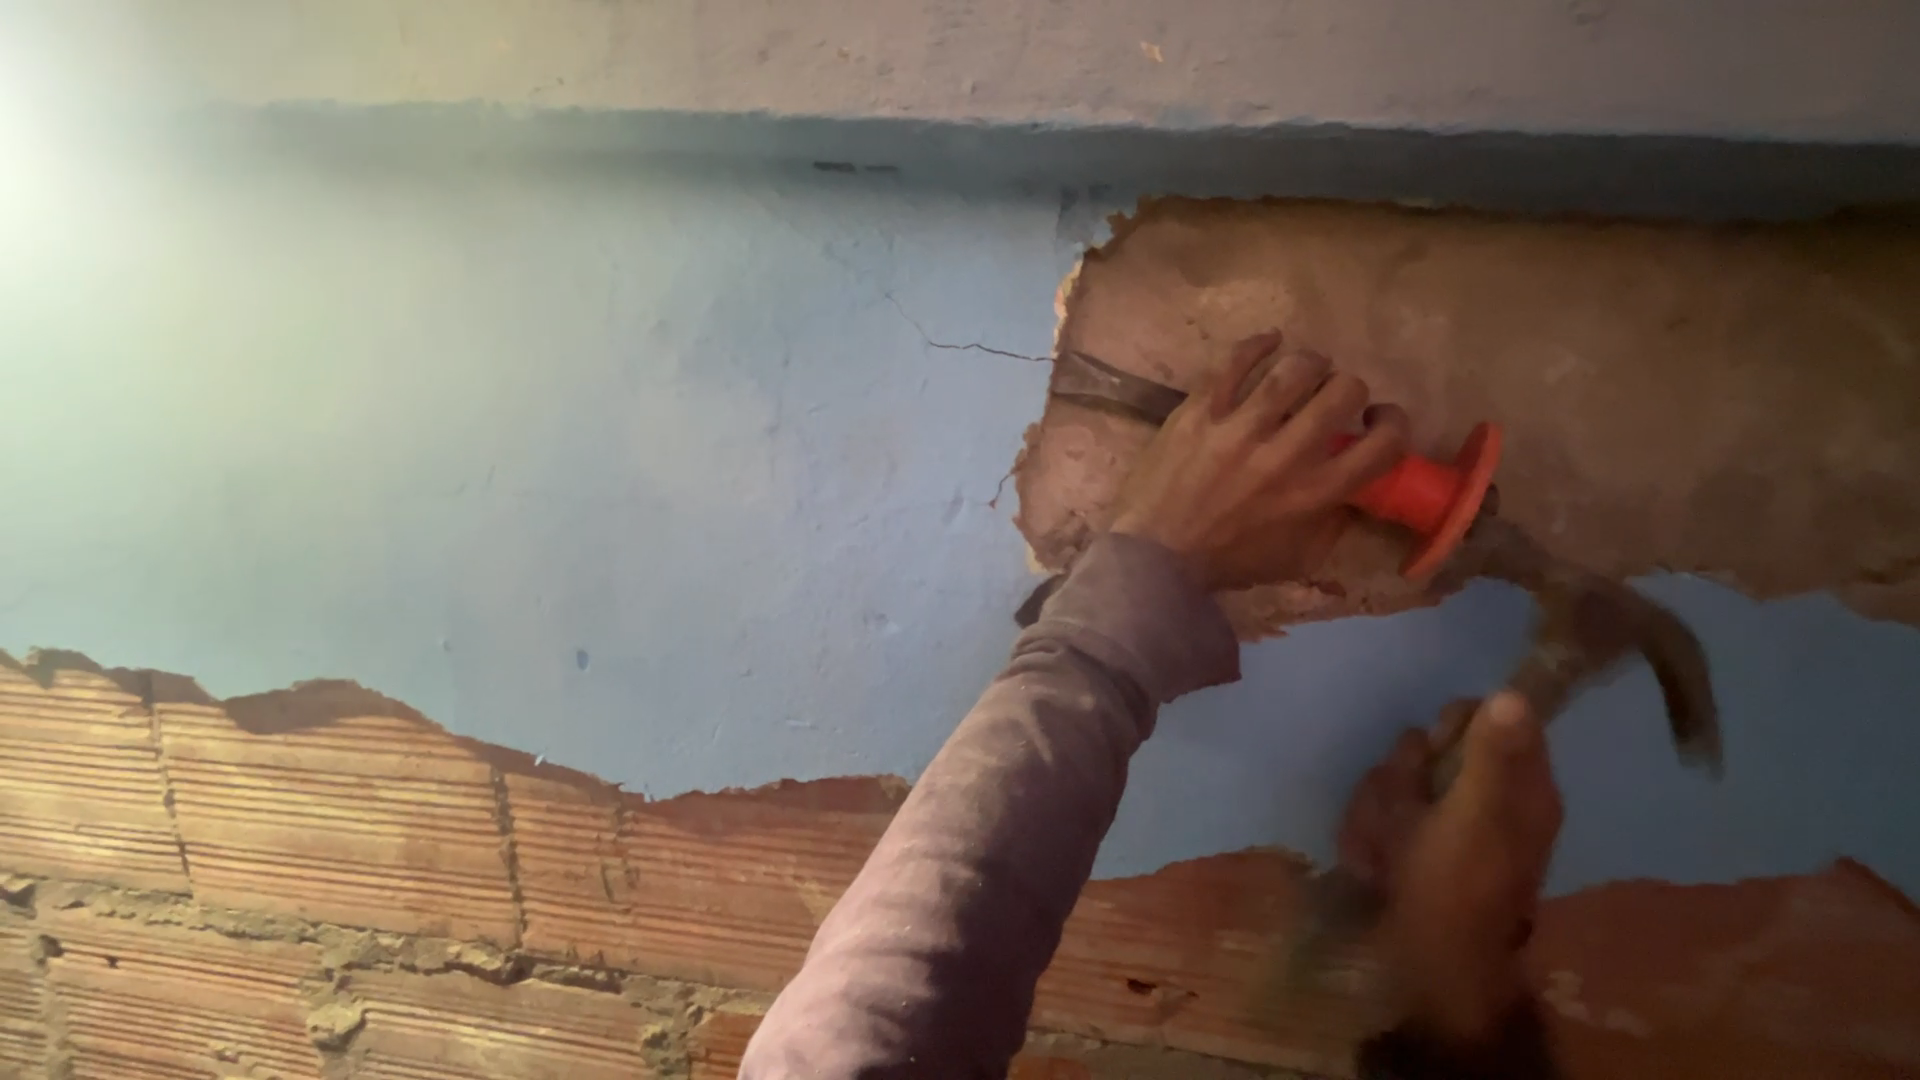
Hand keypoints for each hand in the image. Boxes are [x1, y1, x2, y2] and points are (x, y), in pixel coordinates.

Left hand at [1108, 331, 1410, 590]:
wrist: (1153, 558)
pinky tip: (1269, 341)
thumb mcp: (1295, 559)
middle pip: (1344, 390)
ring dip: (1309, 363)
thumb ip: (1333, 522)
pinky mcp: (1197, 413)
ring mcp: (1237, 429)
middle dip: (1348, 388)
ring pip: (1293, 369)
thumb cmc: (1225, 563)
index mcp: (1315, 493)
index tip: (1375, 420)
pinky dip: (1256, 345)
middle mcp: (1284, 454)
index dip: (1393, 422)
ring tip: (1305, 370)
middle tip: (1332, 396)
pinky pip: (1232, 363)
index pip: (1385, 443)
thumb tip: (1357, 488)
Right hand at [1337, 692, 1562, 1044]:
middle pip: (1430, 745)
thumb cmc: (1453, 884)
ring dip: (1380, 803)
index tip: (1435, 751)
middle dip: (1403, 771)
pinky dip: (1370, 826)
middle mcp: (1483, 795)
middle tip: (1407, 805)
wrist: (1424, 961)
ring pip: (1396, 776)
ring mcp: (1442, 817)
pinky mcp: (1411, 837)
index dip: (1454, 726)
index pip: (1486, 717)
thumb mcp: (1475, 816)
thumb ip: (1490, 756)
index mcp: (1519, 787)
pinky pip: (1380, 807)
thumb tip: (1514, 693)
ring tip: (1384, 844)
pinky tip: (1372, 856)